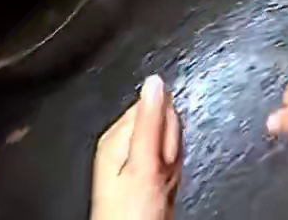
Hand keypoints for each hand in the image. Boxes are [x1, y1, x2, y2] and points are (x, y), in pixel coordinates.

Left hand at [91, 74, 182, 219]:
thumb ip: (150, 121)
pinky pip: (169, 164)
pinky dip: (171, 177)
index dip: (167, 124)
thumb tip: (154, 81)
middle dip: (170, 147)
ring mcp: (134, 162)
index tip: (164, 148)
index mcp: (115, 136)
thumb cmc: (129, 215)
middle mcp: (123, 145)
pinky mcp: (145, 177)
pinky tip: (164, 190)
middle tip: (161, 172)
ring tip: (162, 184)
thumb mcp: (143, 164)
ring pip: (169, 145)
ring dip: (172, 164)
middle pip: (163, 124)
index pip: (153, 103)